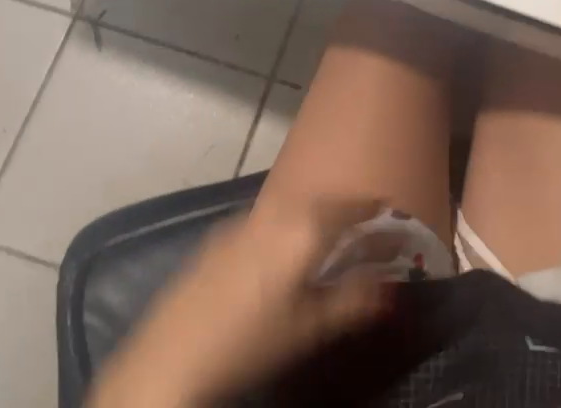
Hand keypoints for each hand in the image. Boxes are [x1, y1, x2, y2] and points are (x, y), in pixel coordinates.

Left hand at [88, 197, 393, 407]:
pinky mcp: (217, 237)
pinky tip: (280, 249)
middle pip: (320, 200)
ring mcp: (242, 223)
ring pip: (291, 206)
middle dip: (345, 208)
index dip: (374, 208)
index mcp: (303, 230)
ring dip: (314, 213)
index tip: (391, 211)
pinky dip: (285, 224)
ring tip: (327, 235)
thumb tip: (391, 289)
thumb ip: (353, 302)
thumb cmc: (250, 344)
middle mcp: (275, 214)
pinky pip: (265, 218)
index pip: (350, 207)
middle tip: (364, 222)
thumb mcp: (309, 328)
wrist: (169, 359)